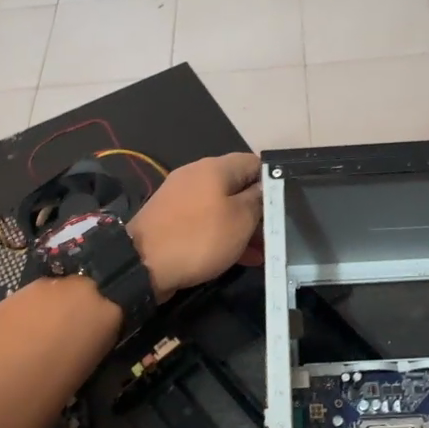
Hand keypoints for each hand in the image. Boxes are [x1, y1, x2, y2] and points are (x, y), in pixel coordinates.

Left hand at [129, 153, 263, 301]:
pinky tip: (241, 258)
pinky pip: (206, 223)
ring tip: (263, 252)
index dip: (273, 181)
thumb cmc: (199, 238)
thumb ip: (258, 200)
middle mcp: (196, 176)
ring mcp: (181, 198)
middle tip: (277, 234)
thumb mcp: (240, 219)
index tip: (286, 204)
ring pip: (223, 207)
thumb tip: (265, 188)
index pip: (254, 163)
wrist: (142, 264)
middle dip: (259, 210)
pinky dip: (224, 236)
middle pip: (237, 186)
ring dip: (243, 227)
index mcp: (214, 168)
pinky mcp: (172, 221)